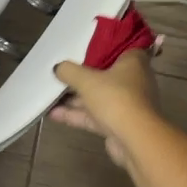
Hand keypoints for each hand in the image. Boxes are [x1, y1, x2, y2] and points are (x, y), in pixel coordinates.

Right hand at [49, 48, 160, 167]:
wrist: (135, 140)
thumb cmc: (116, 98)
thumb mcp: (87, 80)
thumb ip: (70, 71)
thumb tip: (58, 67)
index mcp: (133, 62)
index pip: (119, 48)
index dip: (102, 47)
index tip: (83, 46)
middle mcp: (132, 81)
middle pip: (104, 74)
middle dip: (82, 76)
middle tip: (61, 71)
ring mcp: (125, 104)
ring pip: (97, 97)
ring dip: (75, 98)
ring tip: (50, 93)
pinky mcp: (118, 124)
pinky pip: (94, 115)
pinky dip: (76, 114)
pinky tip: (53, 114)